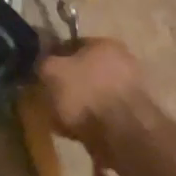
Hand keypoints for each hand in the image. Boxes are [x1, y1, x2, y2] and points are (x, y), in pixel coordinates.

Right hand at [36, 38, 150, 151]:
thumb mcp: (51, 72)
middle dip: (68, 82)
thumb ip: (43, 62)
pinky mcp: (135, 112)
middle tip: (51, 97)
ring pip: (94, 92)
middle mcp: (124, 60)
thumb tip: (43, 62)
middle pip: (85, 69)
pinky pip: (104, 111)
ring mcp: (133, 87)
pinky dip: (91, 118)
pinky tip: (78, 129)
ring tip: (62, 118)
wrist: (121, 132)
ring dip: (79, 102)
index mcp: (105, 44)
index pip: (71, 45)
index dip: (53, 59)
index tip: (41, 75)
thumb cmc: (84, 94)